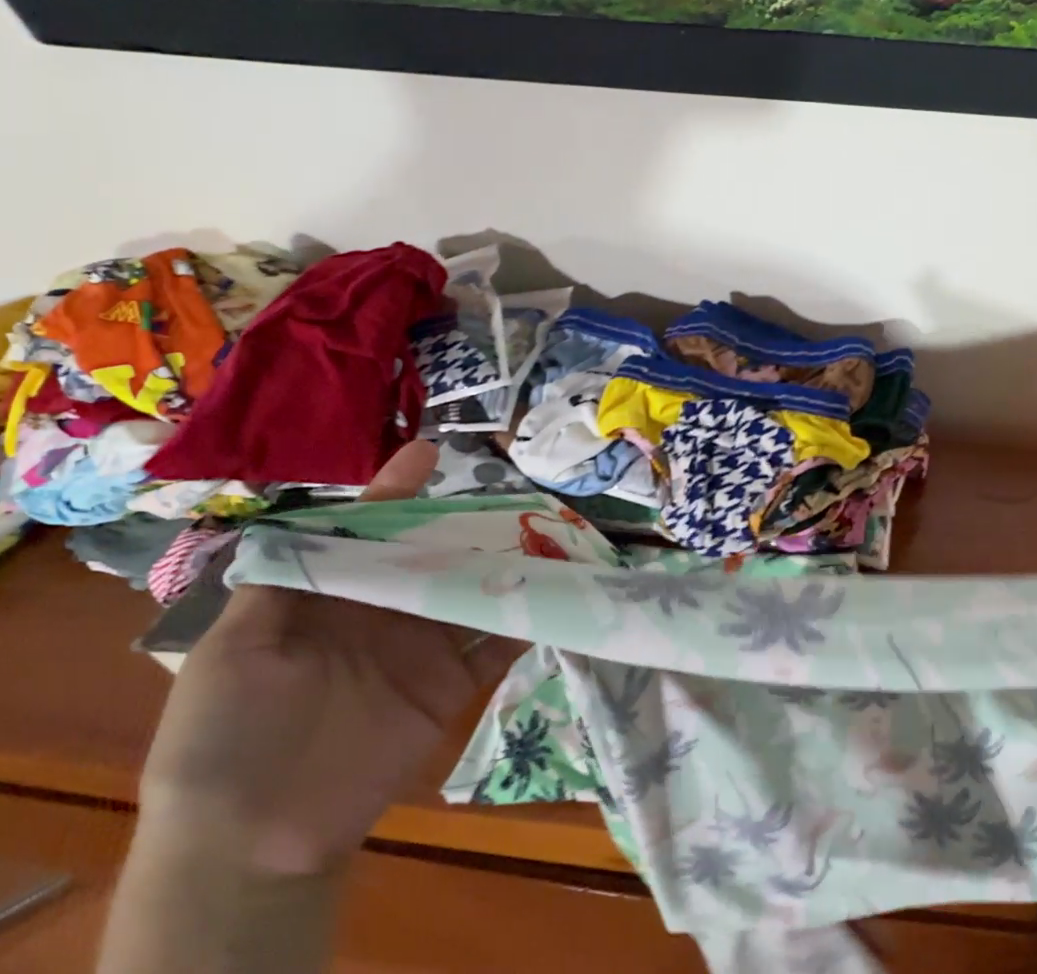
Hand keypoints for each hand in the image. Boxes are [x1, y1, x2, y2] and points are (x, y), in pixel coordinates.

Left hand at [137, 440, 524, 874]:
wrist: (252, 834)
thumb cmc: (225, 733)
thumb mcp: (232, 648)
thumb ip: (283, 581)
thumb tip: (323, 516)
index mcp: (327, 599)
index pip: (365, 534)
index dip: (395, 494)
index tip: (430, 453)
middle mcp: (381, 615)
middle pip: (432, 558)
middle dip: (469, 526)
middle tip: (517, 495)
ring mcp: (422, 651)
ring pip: (473, 594)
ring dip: (510, 567)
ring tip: (553, 535)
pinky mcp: (452, 689)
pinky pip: (498, 649)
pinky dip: (529, 623)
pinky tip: (559, 596)